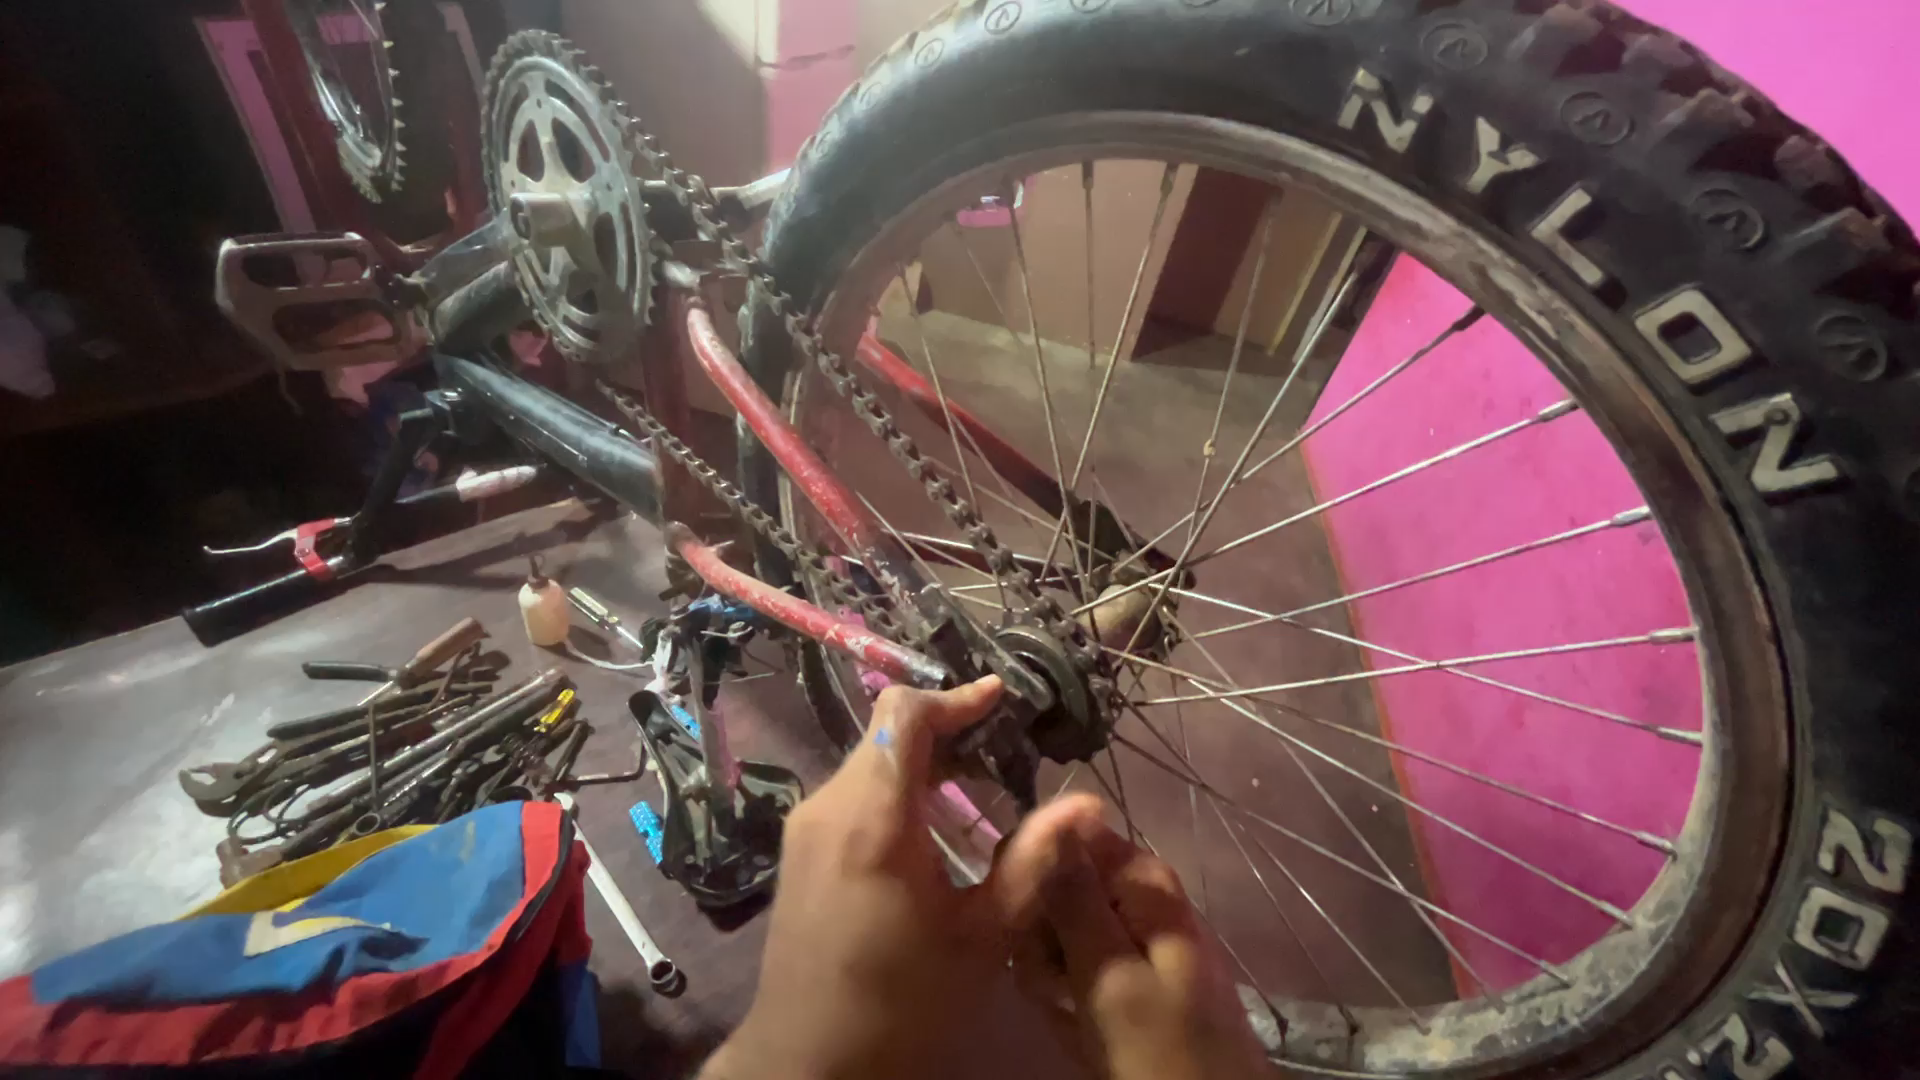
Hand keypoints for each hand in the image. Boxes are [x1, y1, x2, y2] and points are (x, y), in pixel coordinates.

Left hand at [702, 676, 1017, 1078]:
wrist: (807, 1062)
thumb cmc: (901, 1004)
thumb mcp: (981, 937)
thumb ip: (1034, 861)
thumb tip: (1086, 804)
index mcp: (873, 820)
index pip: (904, 716)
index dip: (953, 697)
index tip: (997, 697)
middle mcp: (829, 806)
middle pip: (888, 732)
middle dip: (945, 727)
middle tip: (1000, 747)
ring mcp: (806, 824)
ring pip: (869, 758)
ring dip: (922, 757)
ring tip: (975, 781)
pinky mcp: (799, 846)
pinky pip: (853, 789)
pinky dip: (896, 784)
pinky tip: (930, 821)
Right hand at [1004, 796, 1270, 1079]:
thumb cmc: (1163, 1051)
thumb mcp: (1109, 974)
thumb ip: (1073, 895)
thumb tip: (1054, 809)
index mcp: (1138, 876)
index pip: (1059, 834)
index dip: (1029, 872)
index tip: (1019, 922)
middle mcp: (1136, 889)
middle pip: (1054, 880)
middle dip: (1037, 929)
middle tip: (1049, 979)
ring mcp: (1133, 928)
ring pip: (1057, 924)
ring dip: (1047, 967)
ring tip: (1066, 1008)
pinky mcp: (1128, 965)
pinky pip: (1075, 958)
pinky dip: (1066, 988)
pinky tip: (1076, 1019)